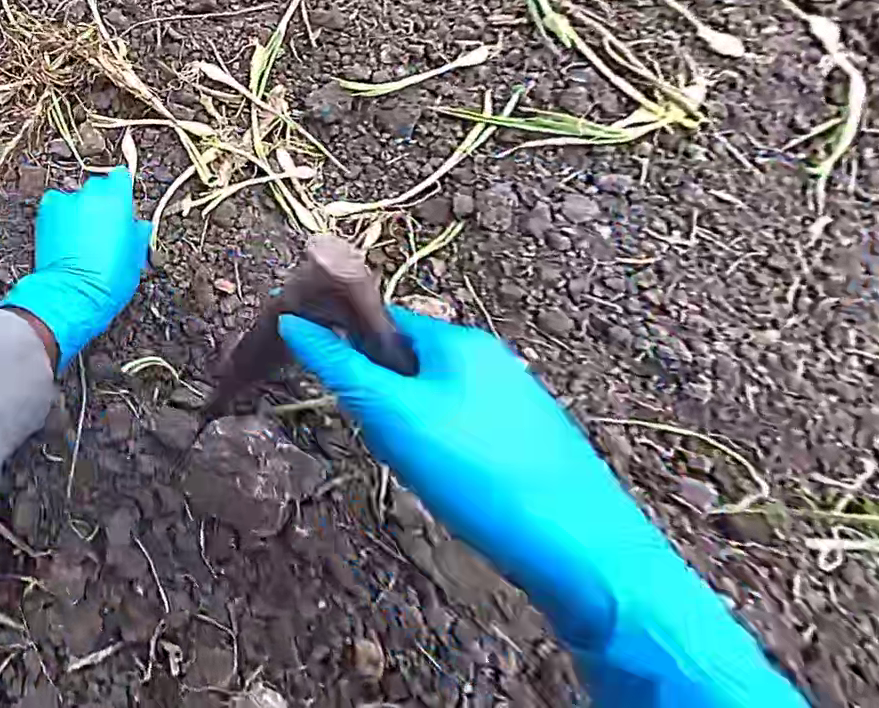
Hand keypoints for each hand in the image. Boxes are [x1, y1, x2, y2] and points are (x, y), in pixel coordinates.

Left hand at [0, 167, 150, 371]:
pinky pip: (55, 208)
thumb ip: (137, 231)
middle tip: (103, 229)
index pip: (121, 177)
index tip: (121, 204)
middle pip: (97, 188)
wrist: (71, 294)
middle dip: (100, 204)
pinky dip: (59, 218)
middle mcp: (90, 193)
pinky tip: (65, 238)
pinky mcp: (44, 212)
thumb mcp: (136, 256)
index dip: (121, 191)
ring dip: (79, 211)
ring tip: (81, 239)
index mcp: (117, 198)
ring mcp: (65, 201)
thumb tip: (138, 225)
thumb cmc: (107, 279)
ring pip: (75, 198)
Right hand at [279, 309, 696, 646]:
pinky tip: (447, 478)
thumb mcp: (389, 412)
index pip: (380, 319)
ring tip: (414, 461)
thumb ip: (336, 363)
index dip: (346, 343)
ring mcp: (513, 398)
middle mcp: (489, 359)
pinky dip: (437, 442)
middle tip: (380, 433)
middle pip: (402, 360)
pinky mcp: (526, 438)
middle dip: (378, 394)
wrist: (588, 560)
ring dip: (405, 421)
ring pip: (427, 395)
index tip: (331, 378)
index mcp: (458, 340)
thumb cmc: (475, 470)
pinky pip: (458, 422)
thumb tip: (290, 321)